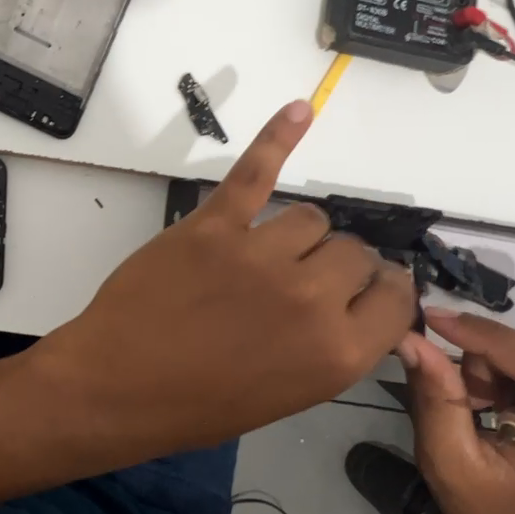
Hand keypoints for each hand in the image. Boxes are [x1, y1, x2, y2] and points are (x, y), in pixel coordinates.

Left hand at [31, 101, 417, 461]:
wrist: (120, 383)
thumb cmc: (200, 402)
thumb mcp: (290, 393)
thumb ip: (330, 346)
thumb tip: (354, 305)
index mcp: (340, 352)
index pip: (394, 296)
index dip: (378, 290)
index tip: (362, 289)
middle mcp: (310, 298)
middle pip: (351, 252)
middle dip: (333, 265)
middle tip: (298, 281)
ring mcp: (258, 255)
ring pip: (309, 218)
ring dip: (298, 233)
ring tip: (268, 253)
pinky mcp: (211, 226)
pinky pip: (255, 173)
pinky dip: (278, 138)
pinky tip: (299, 111)